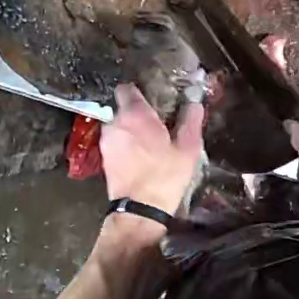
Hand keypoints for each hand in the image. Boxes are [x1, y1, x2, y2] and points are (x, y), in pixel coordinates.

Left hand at [101, 84, 204, 216]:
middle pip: (123, 108)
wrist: (141, 209)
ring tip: (148, 142)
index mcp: (135, 115)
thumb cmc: (166, 175)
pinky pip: (115, 142)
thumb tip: (195, 103)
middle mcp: (115, 123)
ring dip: (130, 130)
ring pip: (118, 126)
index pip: (127, 89)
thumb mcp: (187, 148)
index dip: (139, 92)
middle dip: (137, 113)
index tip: (152, 99)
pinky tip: (139, 156)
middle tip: (156, 124)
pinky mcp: (103, 158)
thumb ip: (190, 121)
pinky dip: (124, 144)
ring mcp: (106, 141)